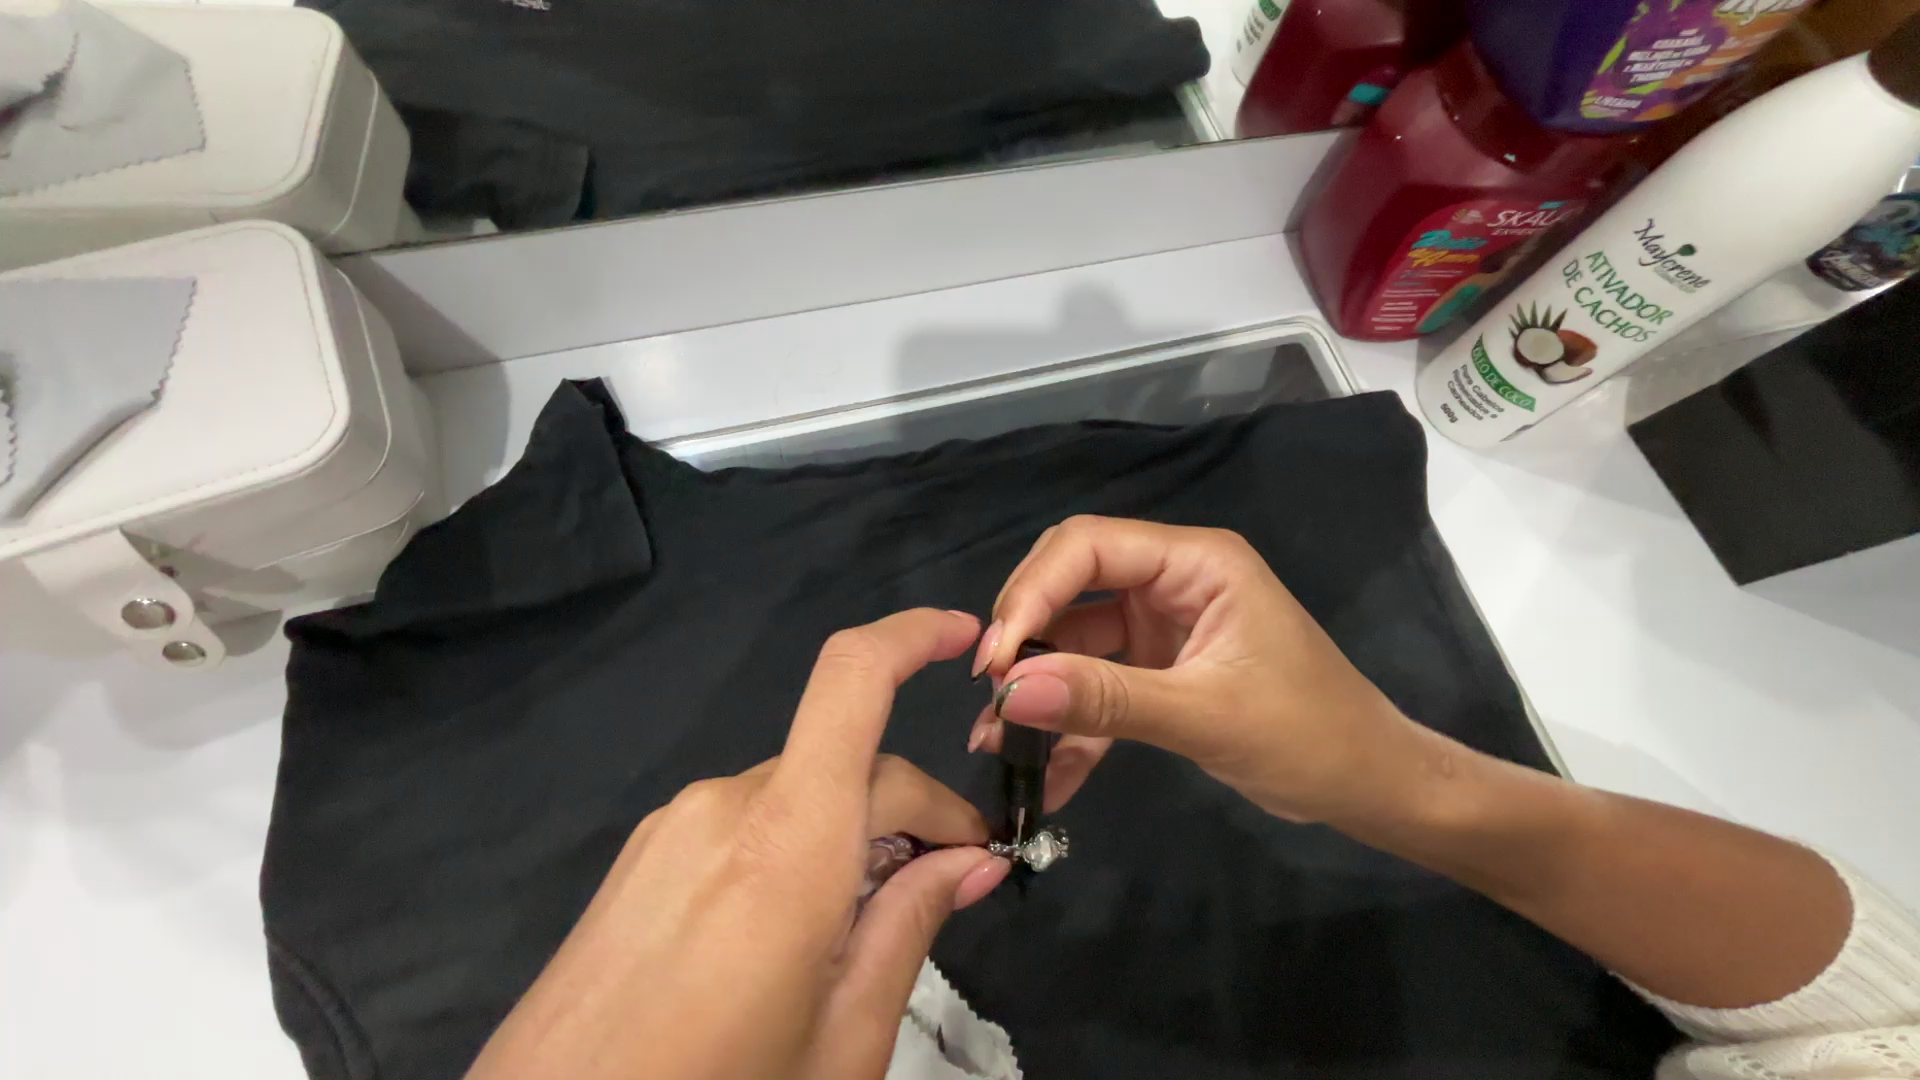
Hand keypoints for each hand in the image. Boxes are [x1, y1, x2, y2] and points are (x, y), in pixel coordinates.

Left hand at [466, 609, 1011, 1079]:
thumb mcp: (843, 1042)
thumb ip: (911, 927)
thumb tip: (974, 859)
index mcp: (788, 840)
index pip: (853, 681)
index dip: (915, 636)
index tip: (967, 639)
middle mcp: (727, 803)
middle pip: (849, 764)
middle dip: (917, 809)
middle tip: (957, 878)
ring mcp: (675, 823)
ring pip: (800, 793)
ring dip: (854, 831)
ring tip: (871, 918)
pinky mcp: (644, 853)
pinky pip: (749, 820)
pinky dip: (798, 842)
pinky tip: (795, 925)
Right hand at [969, 516, 1436, 822]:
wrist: (1370, 787)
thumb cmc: (1311, 737)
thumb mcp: (1207, 716)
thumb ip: (1107, 700)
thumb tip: (1010, 693)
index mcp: (1195, 562)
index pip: (1088, 546)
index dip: (1032, 593)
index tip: (995, 659)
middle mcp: (1171, 580)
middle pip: (1070, 582)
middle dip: (1026, 633)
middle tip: (993, 689)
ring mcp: (1160, 624)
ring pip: (1075, 637)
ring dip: (1038, 684)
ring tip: (997, 737)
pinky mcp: (1156, 666)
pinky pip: (1097, 683)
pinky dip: (1072, 722)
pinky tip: (1043, 770)